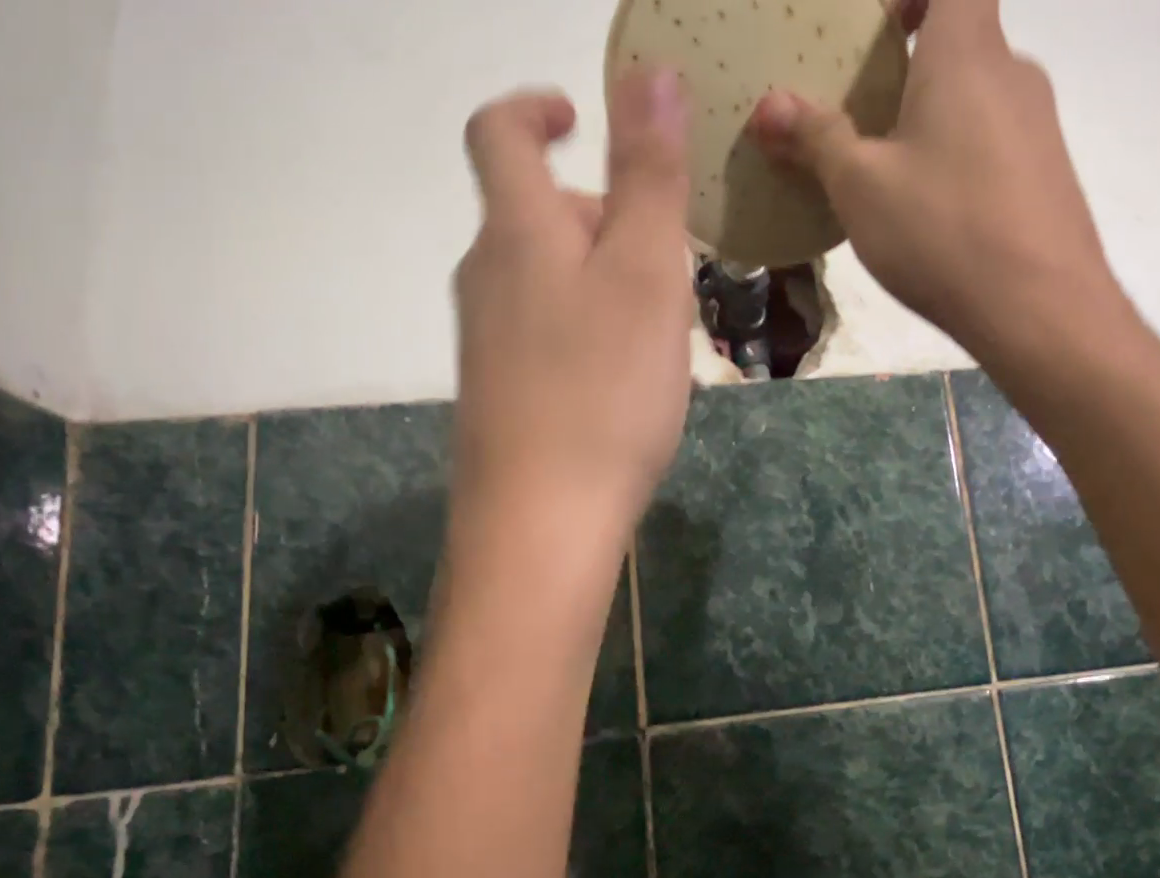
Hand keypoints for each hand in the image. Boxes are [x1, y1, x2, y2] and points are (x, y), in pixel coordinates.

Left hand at [452, 70, 692, 538]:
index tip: (581, 118)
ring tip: (664, 331)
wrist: (542, 523)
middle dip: (606, 218)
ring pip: (550, 278)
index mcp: (515, 232)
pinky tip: (629, 383)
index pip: (499, 134)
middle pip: (538, 214)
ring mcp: (487, 340)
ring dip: (607, 279)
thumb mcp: (645, 276)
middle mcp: (486, 276)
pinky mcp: (501, 392)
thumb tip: (650, 72)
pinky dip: (591, 329)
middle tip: (673, 264)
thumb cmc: (603, 392)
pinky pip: (548, 331)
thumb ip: (649, 175)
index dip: (536, 108)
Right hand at [750, 0, 1121, 358]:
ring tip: (891, 175)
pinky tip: (935, 217)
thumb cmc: (944, 232)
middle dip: (912, 67)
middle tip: (865, 111)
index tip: (881, 28)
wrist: (1043, 313)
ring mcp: (1042, 130)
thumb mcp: (862, 187)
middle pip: (964, 43)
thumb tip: (769, 106)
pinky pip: (998, 146)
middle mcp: (1016, 76)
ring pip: (980, 101)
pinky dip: (962, 160)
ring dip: (935, 121)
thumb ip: (816, 138)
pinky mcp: (1052, 180)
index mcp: (969, 53)